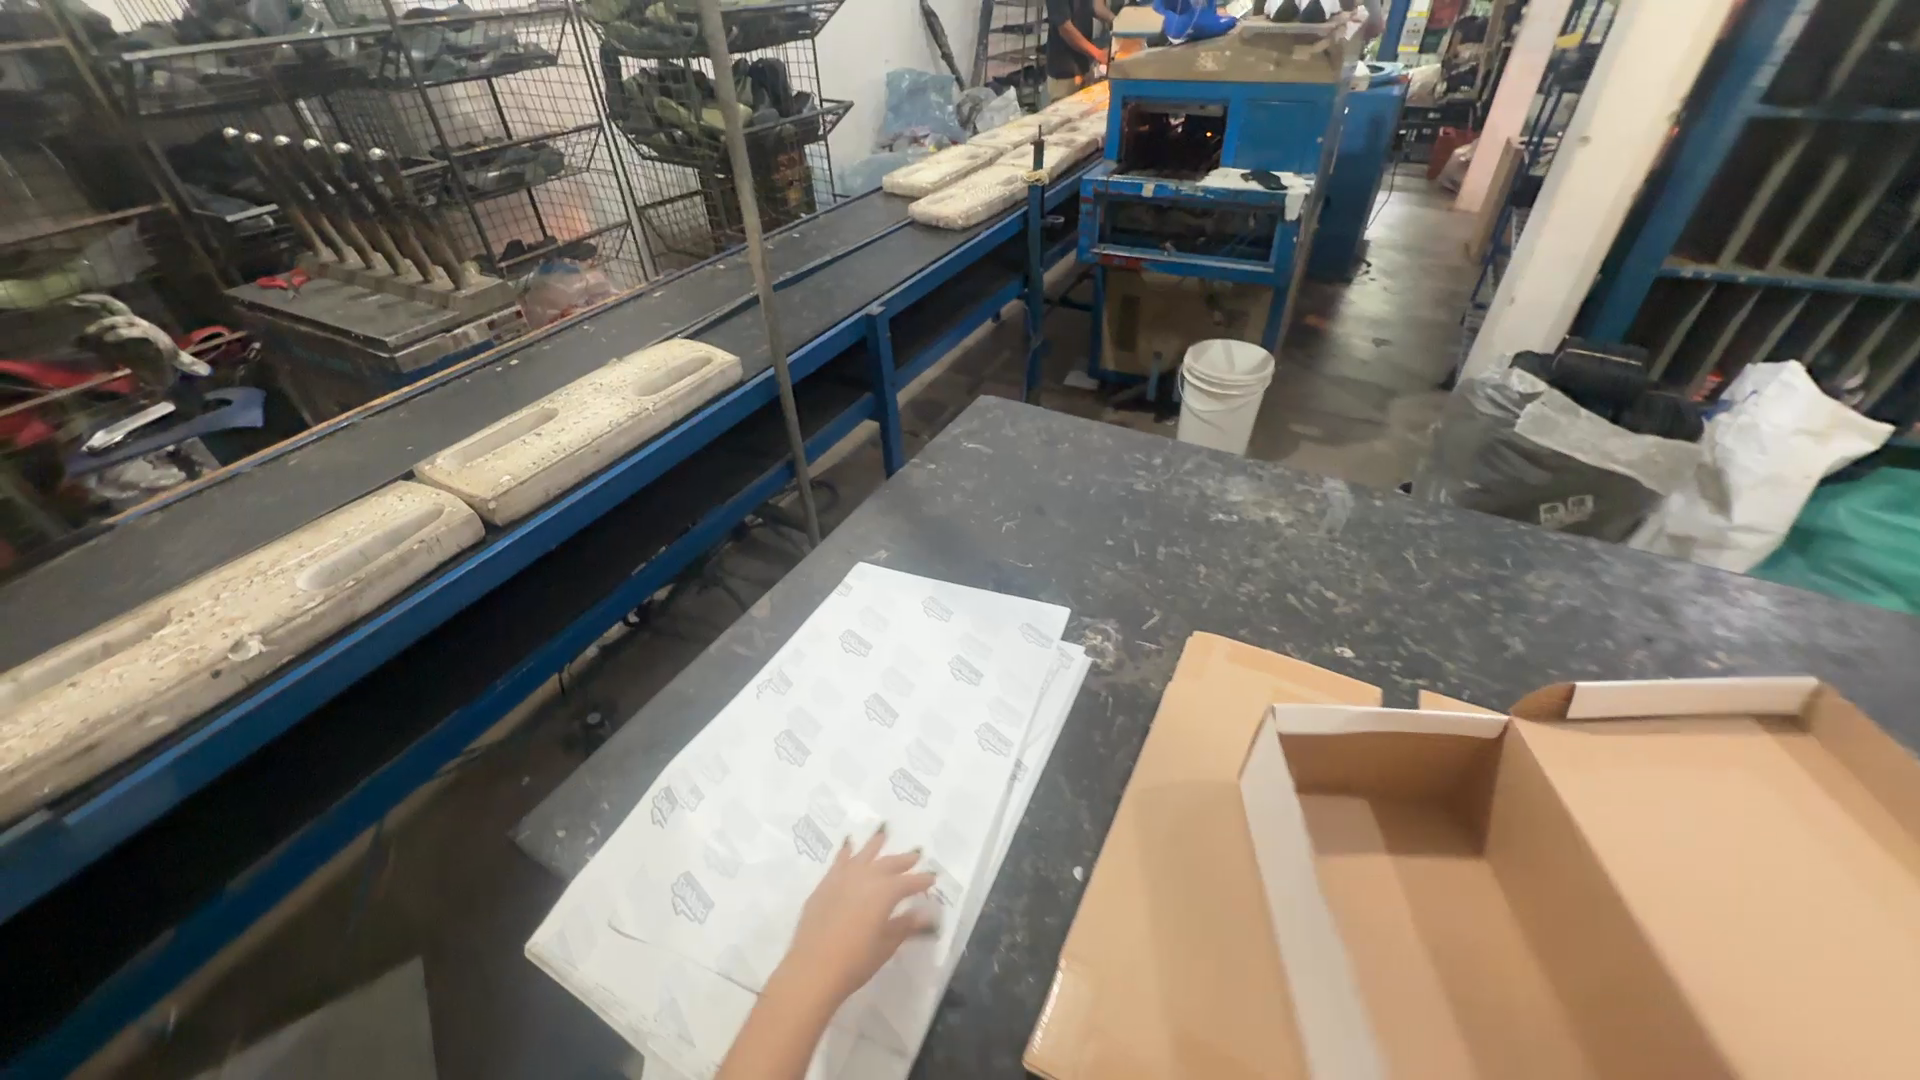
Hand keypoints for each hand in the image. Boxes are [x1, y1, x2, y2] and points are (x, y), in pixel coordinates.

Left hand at [769, 825, 936, 1013]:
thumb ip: (906, 925)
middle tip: (915, 855)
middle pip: (888, 864)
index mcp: (885, 892)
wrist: (812, 970)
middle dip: (903, 860)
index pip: (909, 883)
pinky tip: (848, 843)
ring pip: (863, 855)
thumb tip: (928, 915)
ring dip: (875, 844)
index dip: (922, 880)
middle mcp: (865, 878)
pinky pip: (839, 861)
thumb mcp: (886, 945)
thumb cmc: (855, 961)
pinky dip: (846, 851)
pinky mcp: (824, 885)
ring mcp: (842, 878)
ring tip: (883, 832)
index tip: (933, 877)